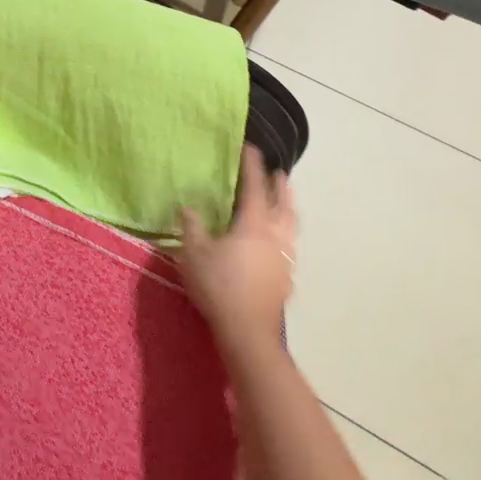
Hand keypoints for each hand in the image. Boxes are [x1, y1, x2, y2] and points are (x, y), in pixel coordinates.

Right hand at [177, 145, 296, 354]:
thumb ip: (192, 226)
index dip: (251, 167)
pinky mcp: (285, 280)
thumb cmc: (218, 284)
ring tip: (284, 203)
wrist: (247, 331)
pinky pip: (289, 247)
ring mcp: (284, 260)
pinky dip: (285, 235)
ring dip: (289, 210)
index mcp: (253, 226)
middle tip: (279, 173)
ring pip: (291, 228)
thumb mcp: (193, 251)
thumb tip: (188, 207)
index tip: (250, 148)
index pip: (253, 188)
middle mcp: (275, 238)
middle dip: (281, 187)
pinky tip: (276, 243)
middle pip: (283, 206)